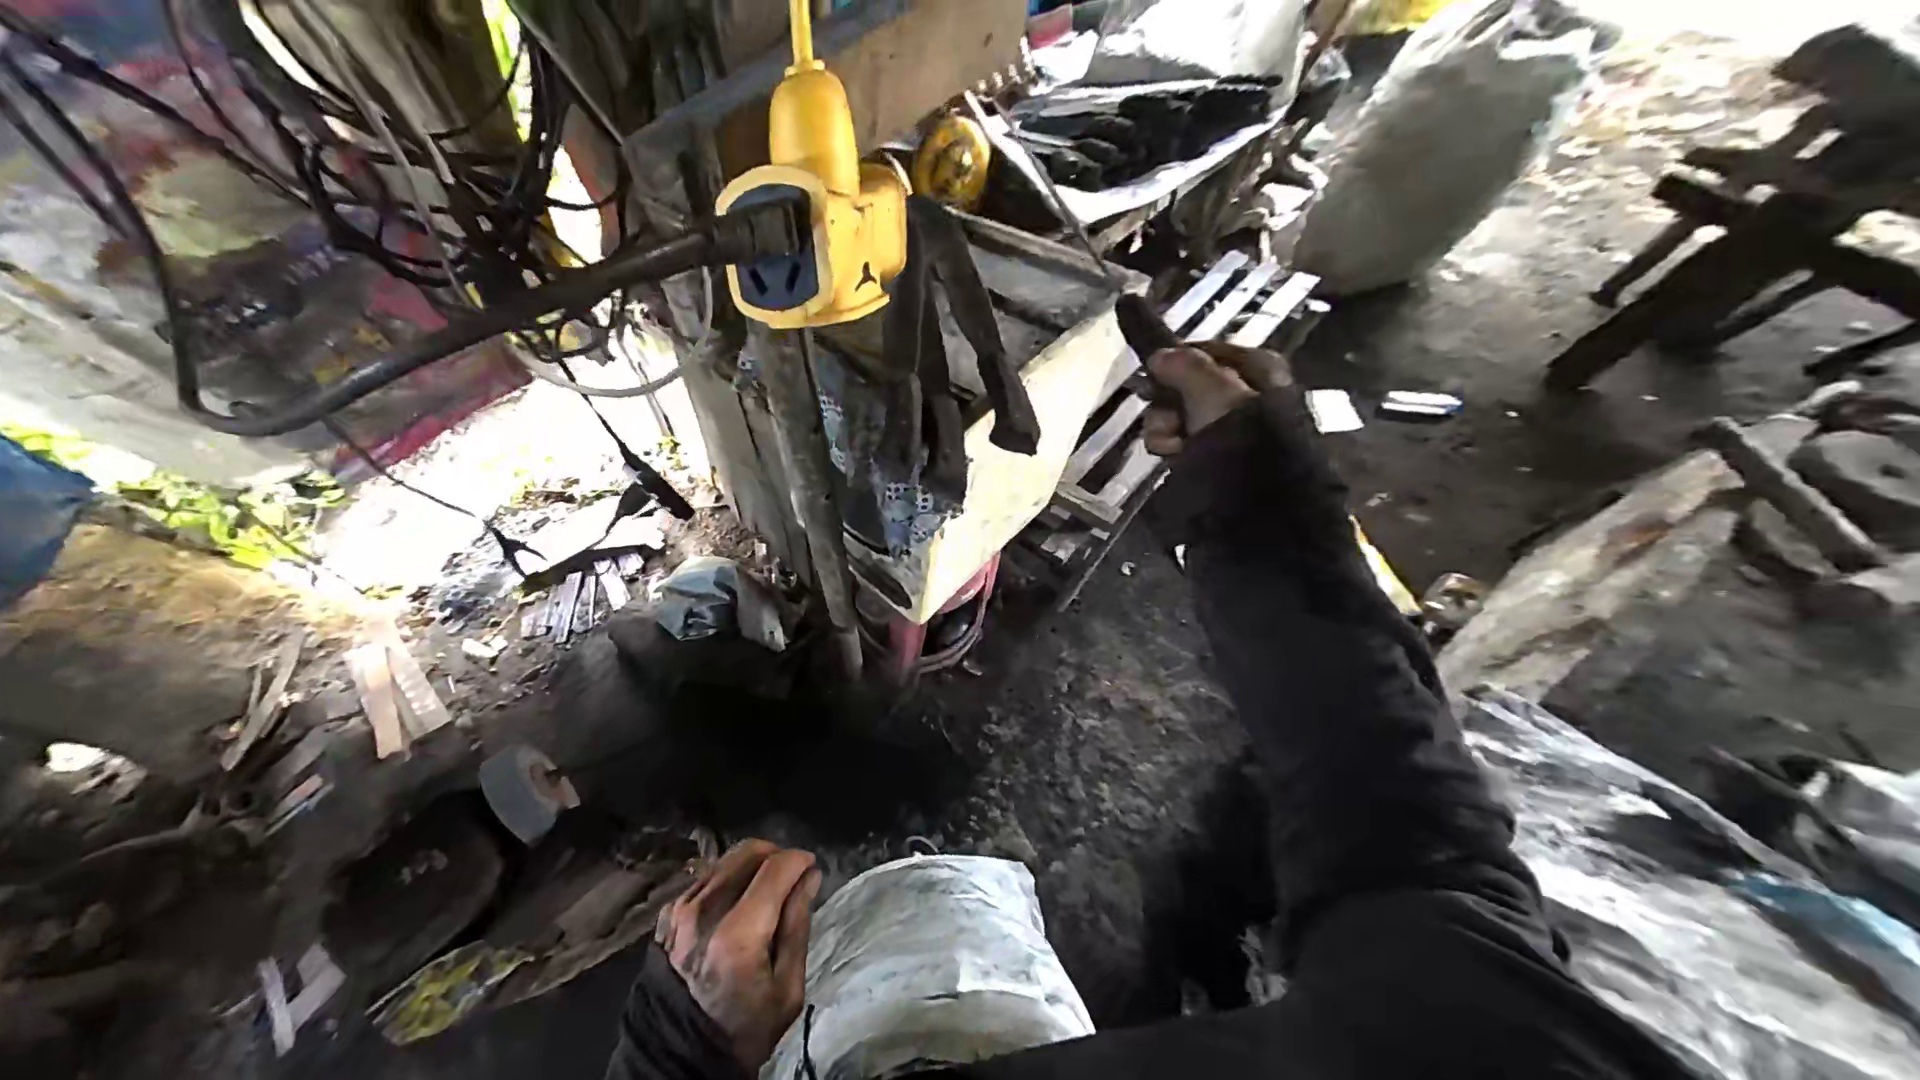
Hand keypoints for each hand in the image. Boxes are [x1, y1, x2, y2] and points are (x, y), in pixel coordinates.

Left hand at [655, 839, 822, 1070]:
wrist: (679, 1056)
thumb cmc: (744, 1029)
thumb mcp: (787, 987)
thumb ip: (797, 924)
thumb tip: (810, 876)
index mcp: (737, 935)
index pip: (775, 867)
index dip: (800, 859)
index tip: (812, 869)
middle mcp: (704, 912)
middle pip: (751, 851)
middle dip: (779, 856)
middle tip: (792, 879)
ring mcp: (681, 910)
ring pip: (728, 858)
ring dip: (755, 865)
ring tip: (767, 891)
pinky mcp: (669, 913)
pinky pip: (708, 875)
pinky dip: (731, 878)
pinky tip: (739, 903)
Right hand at [1142, 342, 1291, 456]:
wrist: (1253, 494)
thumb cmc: (1241, 436)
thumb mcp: (1213, 392)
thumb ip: (1184, 367)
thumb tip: (1160, 356)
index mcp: (1257, 369)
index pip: (1204, 352)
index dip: (1175, 361)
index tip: (1154, 374)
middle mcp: (1242, 395)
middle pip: (1185, 386)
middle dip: (1166, 402)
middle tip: (1167, 416)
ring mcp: (1224, 427)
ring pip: (1176, 414)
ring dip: (1163, 427)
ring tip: (1171, 442)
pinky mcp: (1209, 454)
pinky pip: (1176, 439)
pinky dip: (1168, 445)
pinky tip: (1173, 452)